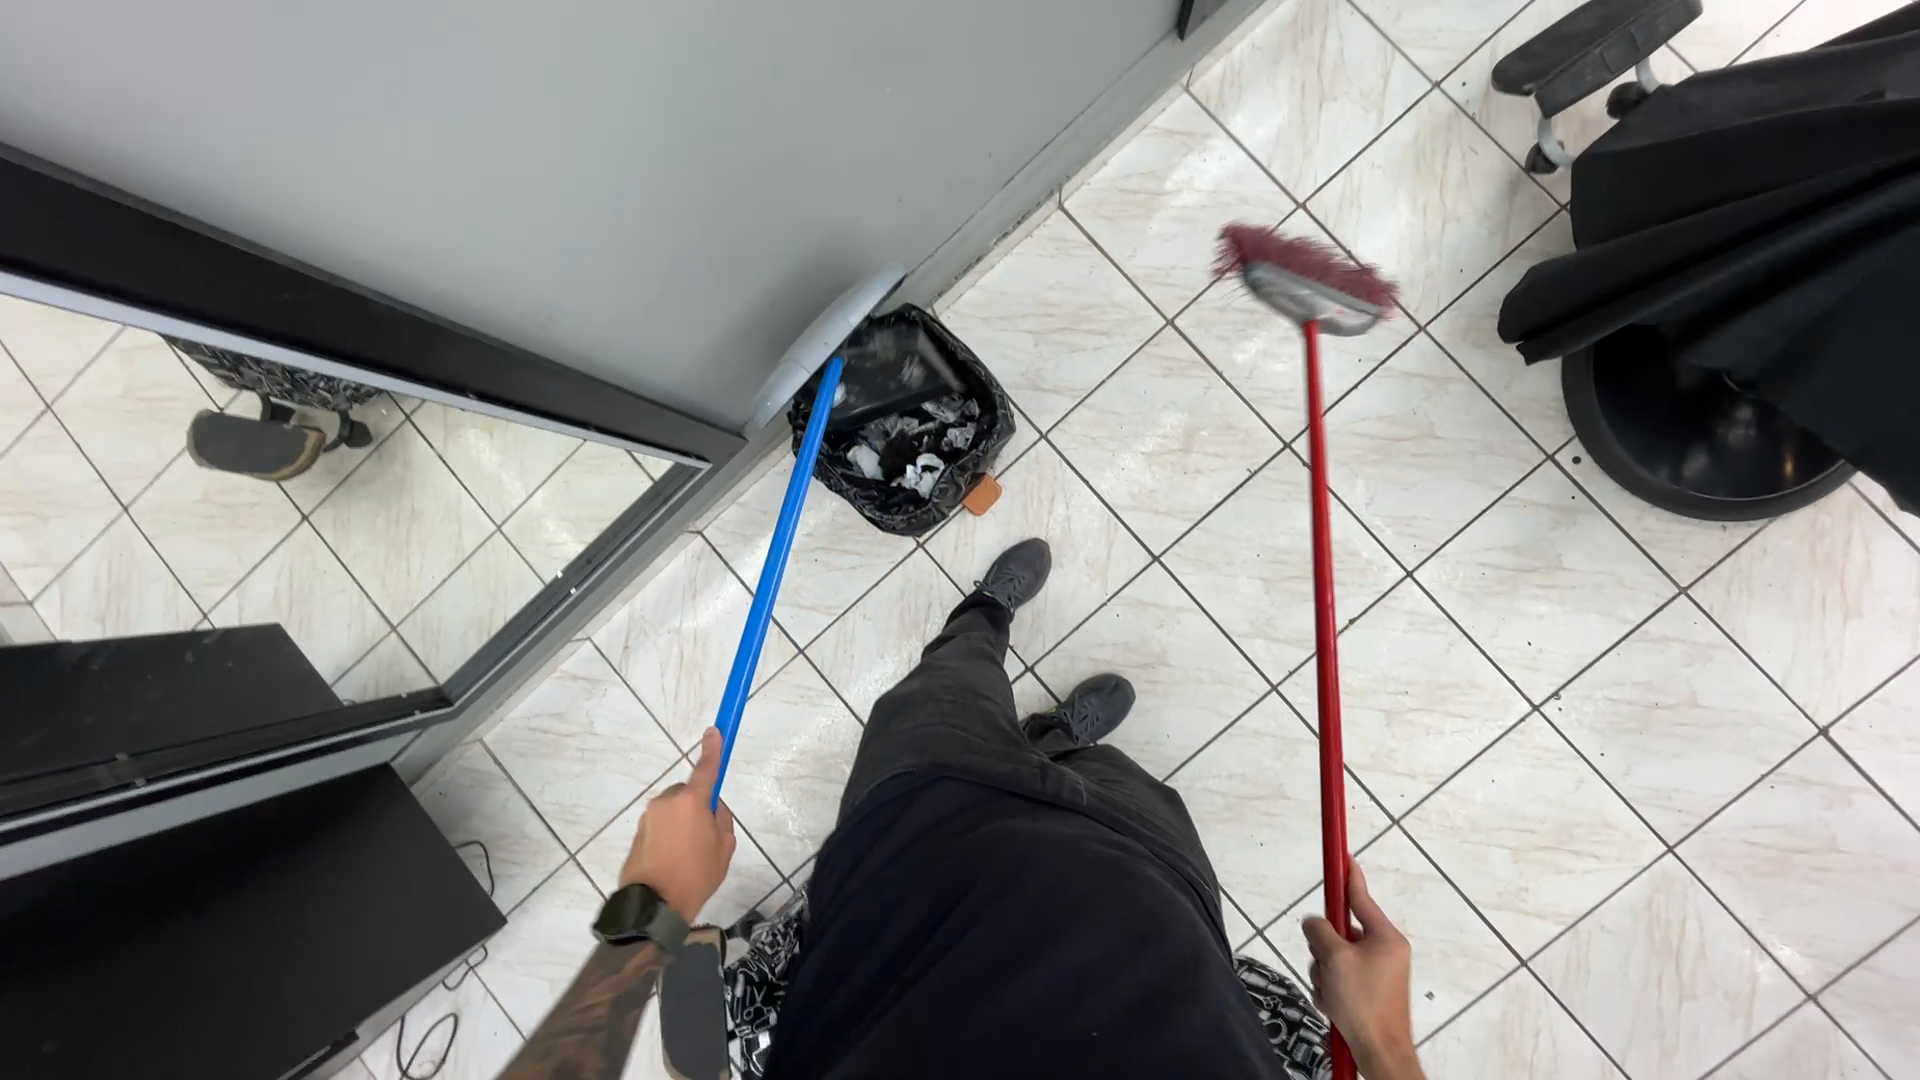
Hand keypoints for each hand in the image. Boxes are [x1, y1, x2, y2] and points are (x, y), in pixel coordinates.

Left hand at [619, 727, 737, 920]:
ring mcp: (648, 817)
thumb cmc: (696, 874)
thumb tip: (710, 807)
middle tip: (705, 836)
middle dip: (696, 806)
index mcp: (691, 801)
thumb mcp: (724, 846)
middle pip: (688, 793)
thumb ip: (720, 819)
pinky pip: (661, 826)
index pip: (706, 768)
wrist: (653, 907)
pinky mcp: (637, 834)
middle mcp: (666, 802)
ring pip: (673, 811)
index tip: (714, 730)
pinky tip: (673, 861)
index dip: (713, 748)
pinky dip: (668, 836)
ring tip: (687, 856)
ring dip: (681, 823)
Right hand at [1302, 861, 1423, 1079]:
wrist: (1380, 1055)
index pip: (1359, 895)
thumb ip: (1318, 929)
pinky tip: (1333, 1004)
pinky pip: (1337, 976)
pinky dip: (1329, 987)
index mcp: (1385, 937)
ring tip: (1332, 992)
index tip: (1342, 853)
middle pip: (1338, 930)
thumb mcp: (1334, 957)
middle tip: (1327, 965)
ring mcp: (1376, 972)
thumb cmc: (1363, 1003)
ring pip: (1333, 955)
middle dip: (1324, 948)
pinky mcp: (1366, 991)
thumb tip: (1314, 924)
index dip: (1347, 873)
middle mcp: (1384, 950)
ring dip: (1324, 971)